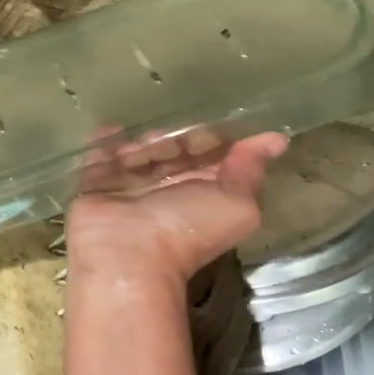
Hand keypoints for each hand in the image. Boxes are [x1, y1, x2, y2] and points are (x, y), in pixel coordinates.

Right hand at [65, 129, 288, 284]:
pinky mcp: (97, 181)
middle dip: (171, 137)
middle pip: (172, 146)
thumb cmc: (187, 229)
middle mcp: (169, 185)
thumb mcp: (235, 203)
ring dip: (139, 142)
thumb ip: (250, 169)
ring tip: (136, 151)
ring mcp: (131, 183)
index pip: (210, 152)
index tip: (206, 123)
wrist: (127, 252)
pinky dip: (104, 141)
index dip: (210, 135)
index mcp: (205, 189)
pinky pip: (99, 153)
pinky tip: (109, 132)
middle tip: (165, 144)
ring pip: (138, 146)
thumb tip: (276, 139)